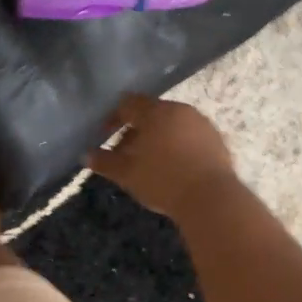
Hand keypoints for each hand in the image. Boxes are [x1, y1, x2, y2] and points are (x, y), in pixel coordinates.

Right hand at [86, 95, 237, 218]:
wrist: (209, 197)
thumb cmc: (162, 181)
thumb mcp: (127, 174)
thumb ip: (105, 162)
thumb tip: (85, 155)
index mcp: (156, 112)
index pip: (128, 103)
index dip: (112, 117)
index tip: (103, 135)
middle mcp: (180, 110)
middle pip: (151, 114)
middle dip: (134, 131)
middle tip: (124, 154)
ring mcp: (201, 123)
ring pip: (171, 125)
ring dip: (156, 139)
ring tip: (148, 164)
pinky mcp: (216, 140)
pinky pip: (188, 137)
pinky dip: (176, 146)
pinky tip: (172, 168)